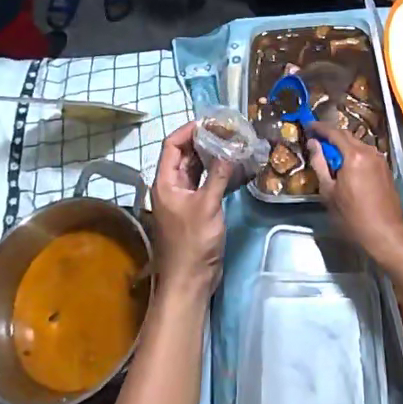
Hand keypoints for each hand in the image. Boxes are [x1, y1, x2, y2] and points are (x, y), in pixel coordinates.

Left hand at [151, 121, 234, 297]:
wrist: (189, 281)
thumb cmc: (193, 242)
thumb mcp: (208, 206)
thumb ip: (218, 175)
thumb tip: (230, 149)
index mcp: (165, 181)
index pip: (172, 145)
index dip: (189, 130)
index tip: (212, 122)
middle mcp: (172, 186)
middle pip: (185, 154)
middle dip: (205, 141)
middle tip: (229, 131)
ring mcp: (184, 198)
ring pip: (197, 168)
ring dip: (213, 157)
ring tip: (235, 145)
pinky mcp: (196, 209)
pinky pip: (206, 183)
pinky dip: (219, 174)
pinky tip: (237, 169)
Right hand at [309, 120, 402, 259]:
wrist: (386, 232)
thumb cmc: (353, 215)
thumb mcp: (328, 191)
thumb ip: (319, 163)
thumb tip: (313, 143)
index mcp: (354, 155)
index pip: (334, 133)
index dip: (319, 128)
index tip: (308, 126)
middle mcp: (369, 152)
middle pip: (347, 135)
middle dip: (331, 135)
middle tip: (316, 139)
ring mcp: (380, 159)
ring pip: (358, 144)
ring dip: (343, 145)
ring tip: (329, 153)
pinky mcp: (385, 168)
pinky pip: (366, 153)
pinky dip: (353, 153)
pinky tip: (345, 164)